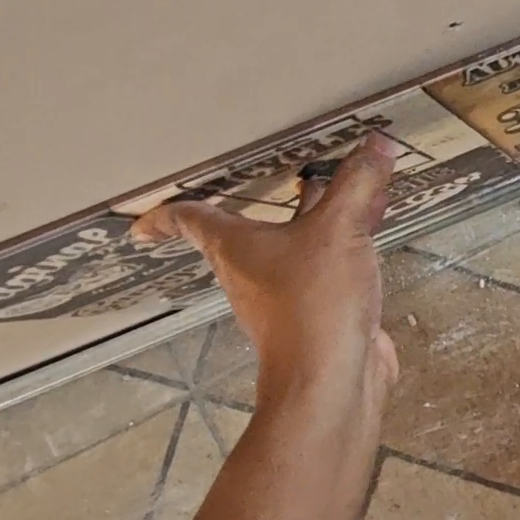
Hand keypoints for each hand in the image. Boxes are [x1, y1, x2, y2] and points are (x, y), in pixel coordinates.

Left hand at [130, 134, 402, 405]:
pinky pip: (331, 270)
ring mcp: (290, 296)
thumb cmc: (315, 301)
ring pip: (300, 248)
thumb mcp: (340, 230)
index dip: (164, 214)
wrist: (333, 377)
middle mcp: (256, 270)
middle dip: (280, 203)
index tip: (142, 218)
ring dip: (323, 223)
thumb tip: (377, 142)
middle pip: (257, 229)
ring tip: (357, 198)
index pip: (190, 220)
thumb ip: (359, 184)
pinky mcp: (323, 313)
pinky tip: (374, 241)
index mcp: (238, 246)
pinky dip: (348, 249)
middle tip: (302, 177)